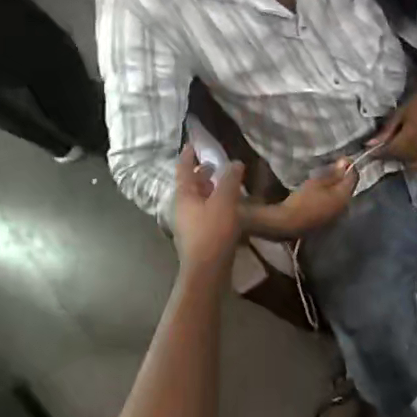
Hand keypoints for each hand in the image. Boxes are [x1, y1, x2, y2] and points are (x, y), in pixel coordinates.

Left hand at [172, 145, 245, 275]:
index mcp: (184, 195)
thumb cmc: (212, 232)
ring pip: (198, 201)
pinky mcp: (197, 237)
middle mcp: (181, 208)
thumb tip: (235, 163)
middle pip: (190, 185)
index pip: (183, 169)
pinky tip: (228, 210)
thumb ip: (230, 180)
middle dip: (201, 174)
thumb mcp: (225, 201)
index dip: (188, 155)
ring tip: (225, 186)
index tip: (192, 144)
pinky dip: (213, 206)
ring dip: (209, 191)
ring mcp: (188, 224)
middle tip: (214, 165)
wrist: (206, 271)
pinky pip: (204, 214)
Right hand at [279, 161, 357, 233]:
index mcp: (344, 196)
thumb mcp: (317, 183)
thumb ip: (334, 173)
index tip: (341, 158)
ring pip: (341, 198)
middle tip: (333, 168)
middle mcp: (345, 207)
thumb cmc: (303, 201)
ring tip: (327, 180)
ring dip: (337, 188)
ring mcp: (338, 216)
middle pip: (348, 188)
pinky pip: (335, 206)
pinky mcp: (329, 222)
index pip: (354, 177)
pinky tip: (323, 194)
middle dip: (343, 178)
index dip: (349, 166)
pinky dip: (332, 198)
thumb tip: (346, 162)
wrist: (289, 224)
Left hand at [369, 81, 416, 169]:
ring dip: (400, 161)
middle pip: (401, 159)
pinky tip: (407, 158)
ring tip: (393, 154)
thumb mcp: (400, 114)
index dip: (379, 154)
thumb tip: (371, 144)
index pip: (392, 151)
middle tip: (379, 152)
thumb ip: (387, 131)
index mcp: (412, 136)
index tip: (369, 153)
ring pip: (411, 164)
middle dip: (388, 157)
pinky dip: (414, 164)